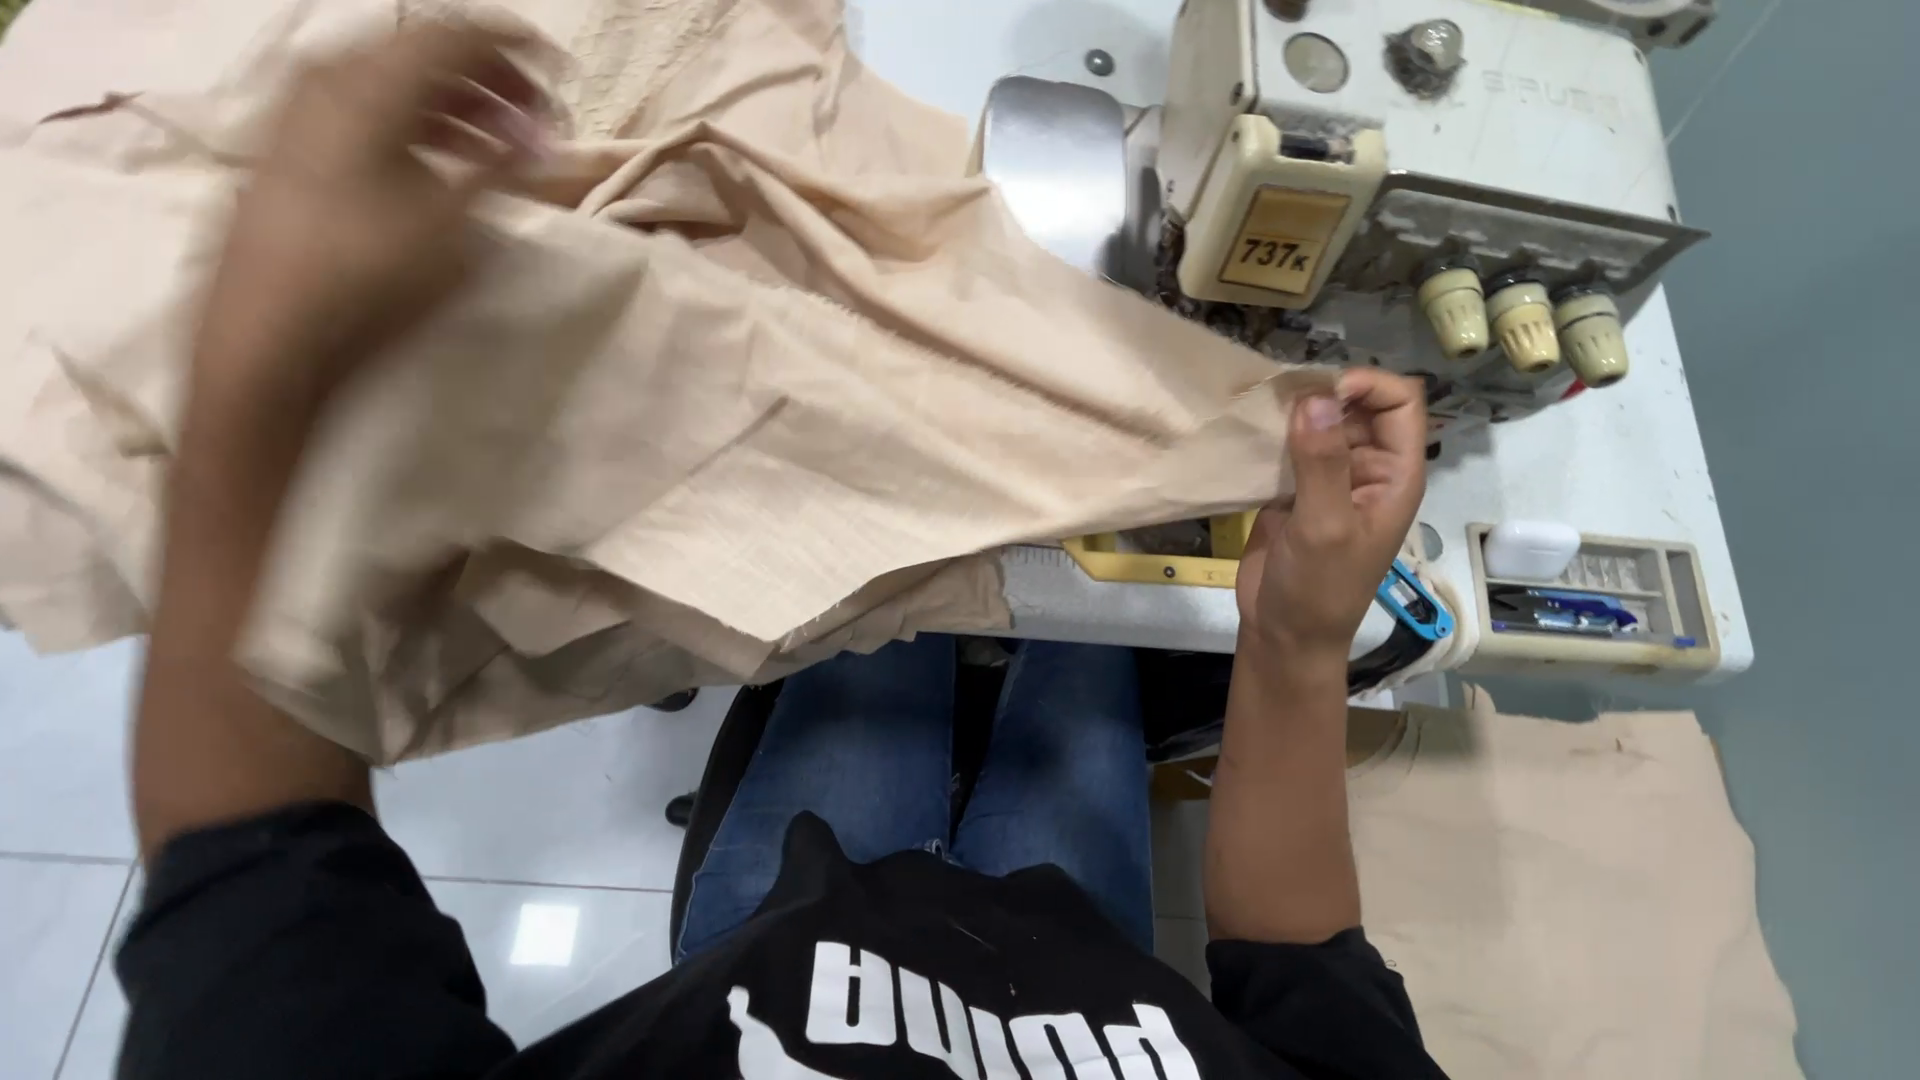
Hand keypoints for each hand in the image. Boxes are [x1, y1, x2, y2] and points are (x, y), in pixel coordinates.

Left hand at [192, 17, 554, 414]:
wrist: (271, 332)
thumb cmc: (371, 278)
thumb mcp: (453, 224)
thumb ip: (500, 167)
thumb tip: (535, 133)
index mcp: (368, 87)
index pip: (453, 35)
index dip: (515, 48)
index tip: (562, 74)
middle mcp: (329, 81)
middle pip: (423, 52)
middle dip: (491, 79)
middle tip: (541, 119)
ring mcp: (303, 111)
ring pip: (395, 81)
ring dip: (460, 104)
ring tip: (507, 144)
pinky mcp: (296, 146)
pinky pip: (370, 109)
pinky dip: (421, 122)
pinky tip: (449, 160)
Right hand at [1235, 369, 1427, 666]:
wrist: (1284, 634)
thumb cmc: (1318, 588)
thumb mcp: (1324, 526)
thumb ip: (1322, 462)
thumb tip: (1315, 395)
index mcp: (1393, 475)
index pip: (1399, 403)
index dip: (1366, 385)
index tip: (1317, 390)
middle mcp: (1365, 470)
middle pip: (1356, 407)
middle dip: (1322, 394)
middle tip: (1275, 397)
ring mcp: (1327, 481)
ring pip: (1318, 425)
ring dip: (1291, 414)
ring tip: (1254, 409)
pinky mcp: (1291, 493)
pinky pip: (1287, 451)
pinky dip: (1269, 438)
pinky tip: (1244, 434)